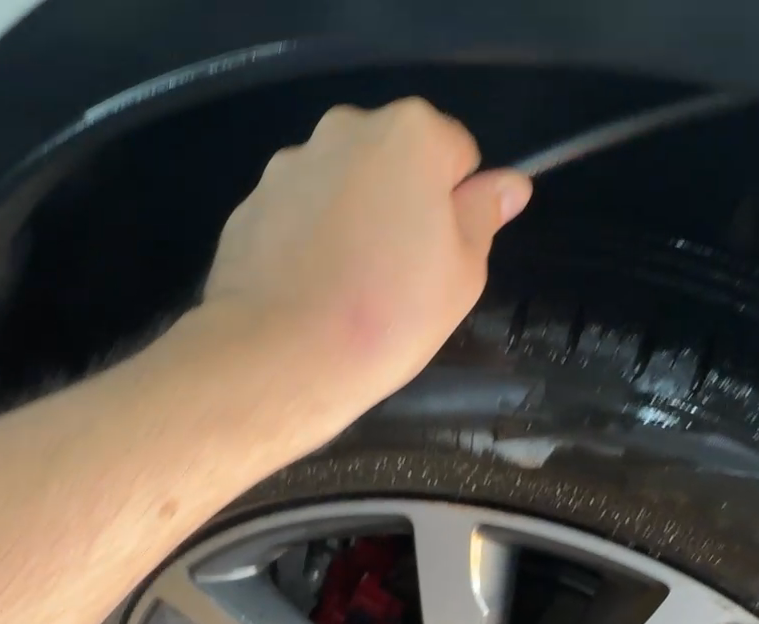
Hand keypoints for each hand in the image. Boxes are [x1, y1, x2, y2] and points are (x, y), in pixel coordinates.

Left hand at [200, 99, 532, 413]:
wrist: (280, 357)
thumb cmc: (389, 315)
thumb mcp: (463, 274)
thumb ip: (483, 216)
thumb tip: (509, 184)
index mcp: (409, 135)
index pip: (457, 153)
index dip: (456, 205)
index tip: (441, 253)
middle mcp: (343, 131)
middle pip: (393, 162)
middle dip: (401, 204)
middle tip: (399, 274)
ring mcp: (288, 166)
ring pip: (342, 188)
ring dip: (353, 221)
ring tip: (348, 289)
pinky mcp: (249, 206)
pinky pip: (297, 217)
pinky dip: (308, 243)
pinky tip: (310, 292)